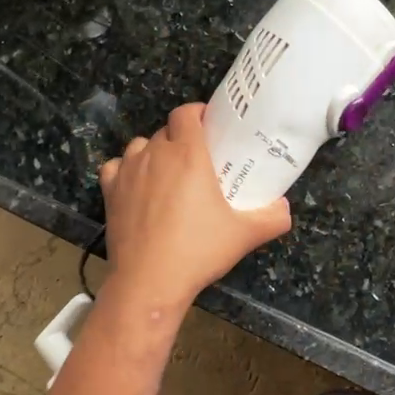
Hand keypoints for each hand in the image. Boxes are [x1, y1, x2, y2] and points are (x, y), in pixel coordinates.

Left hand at [98, 103, 291, 307]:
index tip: (211, 127)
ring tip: (168, 175)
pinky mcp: (109, 191)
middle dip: (182, 139)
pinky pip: (117, 167)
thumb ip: (273, 218)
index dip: (198, 114)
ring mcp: (128, 171)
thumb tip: (285, 209)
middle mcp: (155, 154)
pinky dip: (127, 171)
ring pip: (141, 146)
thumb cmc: (198, 252)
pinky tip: (138, 187)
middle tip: (199, 161)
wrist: (148, 281)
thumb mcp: (245, 236)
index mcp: (188, 154)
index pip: (187, 113)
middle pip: (167, 131)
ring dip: (154, 153)